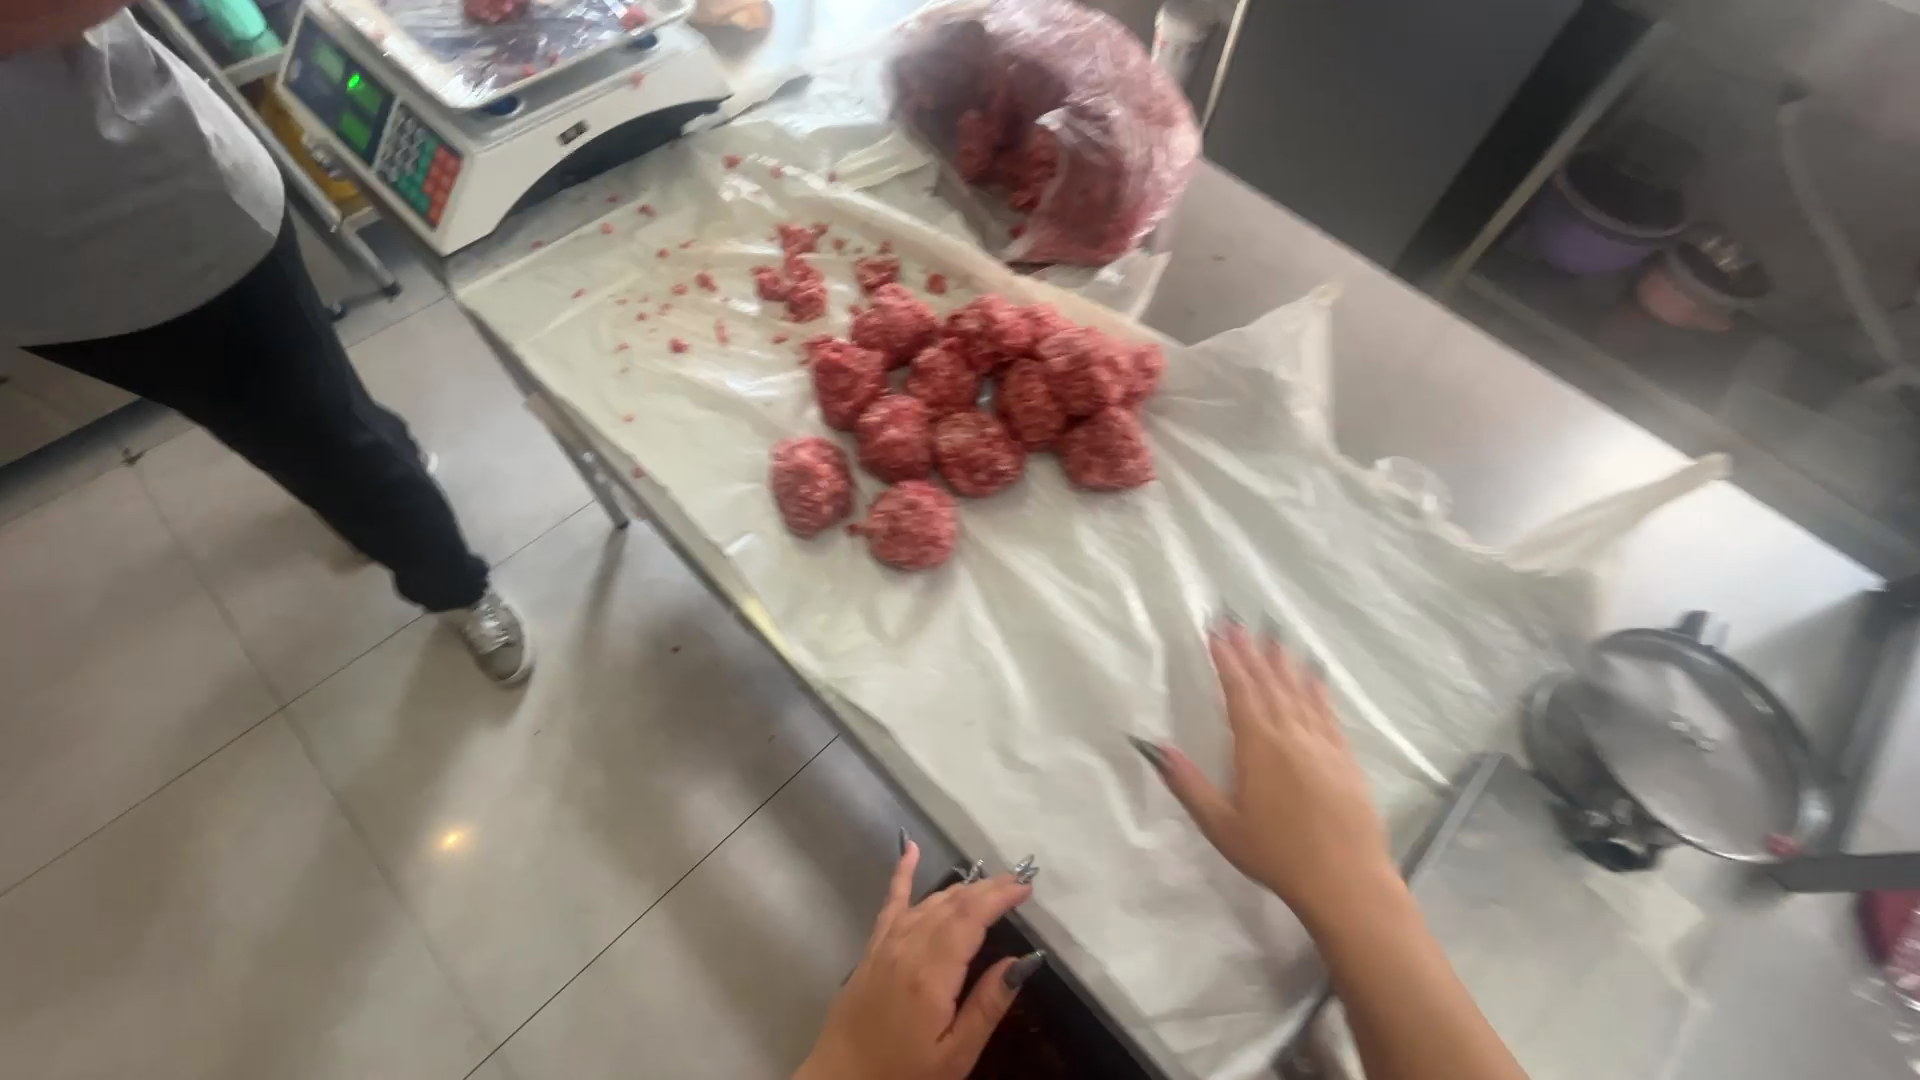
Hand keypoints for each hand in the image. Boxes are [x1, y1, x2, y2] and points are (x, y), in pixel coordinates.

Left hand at [794, 841, 1041, 1079]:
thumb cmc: (903, 1076)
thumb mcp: (955, 1055)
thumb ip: (987, 1005)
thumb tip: (1021, 962)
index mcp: (932, 972)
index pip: (972, 917)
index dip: (1000, 896)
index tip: (1026, 887)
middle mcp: (909, 945)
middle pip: (954, 902)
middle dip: (989, 887)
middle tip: (1019, 881)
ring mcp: (888, 942)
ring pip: (931, 900)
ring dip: (963, 886)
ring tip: (992, 882)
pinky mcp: (873, 947)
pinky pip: (892, 901)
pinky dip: (902, 872)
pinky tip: (910, 848)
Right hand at [1139, 619, 1399, 925]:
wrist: (1348, 882)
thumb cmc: (1276, 855)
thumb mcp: (1221, 825)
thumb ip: (1188, 783)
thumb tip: (1155, 746)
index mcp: (1258, 747)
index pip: (1240, 692)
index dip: (1227, 660)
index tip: (1217, 632)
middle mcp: (1291, 735)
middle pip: (1269, 683)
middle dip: (1251, 651)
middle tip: (1239, 622)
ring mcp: (1322, 744)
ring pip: (1299, 692)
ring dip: (1283, 662)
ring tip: (1273, 635)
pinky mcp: (1345, 758)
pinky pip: (1327, 712)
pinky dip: (1318, 688)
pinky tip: (1315, 675)